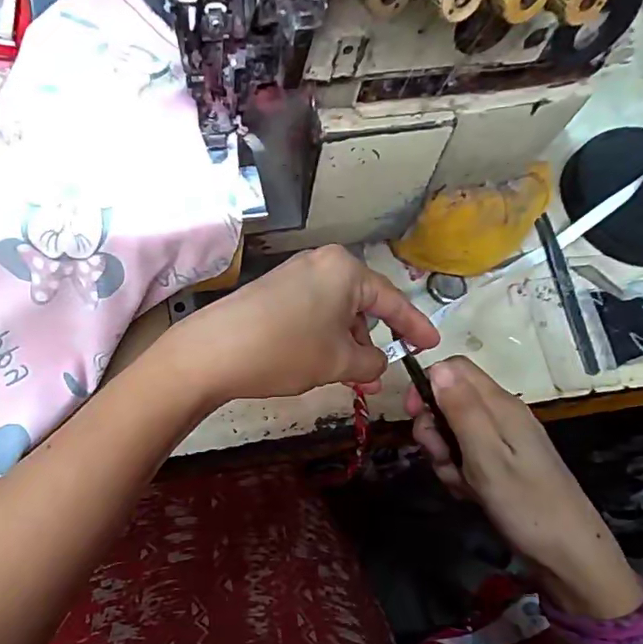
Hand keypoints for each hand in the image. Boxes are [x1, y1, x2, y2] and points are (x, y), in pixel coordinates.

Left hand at [161, 245, 439, 404]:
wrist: (211, 352)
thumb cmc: (285, 351)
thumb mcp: (338, 361)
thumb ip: (371, 361)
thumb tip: (377, 362)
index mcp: (345, 270)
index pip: (392, 300)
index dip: (414, 327)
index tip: (431, 345)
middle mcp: (321, 263)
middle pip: (361, 305)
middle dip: (370, 343)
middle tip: (374, 378)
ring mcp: (293, 275)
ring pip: (335, 313)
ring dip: (345, 345)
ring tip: (345, 379)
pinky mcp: (272, 292)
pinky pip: (312, 314)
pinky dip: (323, 339)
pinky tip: (319, 365)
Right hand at [407, 356, 642, 617]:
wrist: (567, 555)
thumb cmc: (527, 505)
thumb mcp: (487, 456)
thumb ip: (462, 410)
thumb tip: (438, 366)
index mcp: (501, 406)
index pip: (456, 369)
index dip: (428, 385)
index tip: (413, 414)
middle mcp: (502, 417)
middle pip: (450, 401)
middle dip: (433, 429)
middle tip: (442, 457)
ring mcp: (502, 442)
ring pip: (452, 433)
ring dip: (444, 456)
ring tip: (461, 483)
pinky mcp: (500, 466)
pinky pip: (465, 457)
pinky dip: (458, 473)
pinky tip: (468, 494)